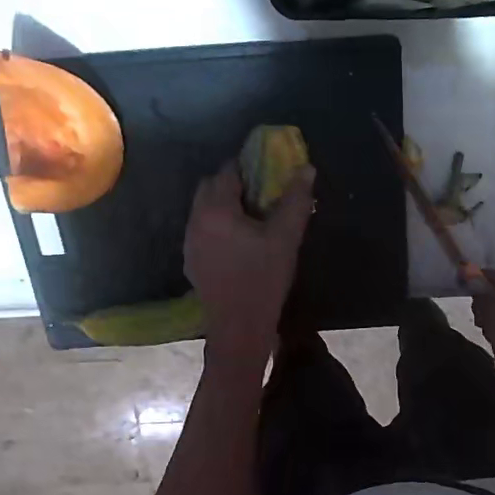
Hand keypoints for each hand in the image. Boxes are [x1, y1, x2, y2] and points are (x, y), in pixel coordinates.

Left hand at [184, 160, 314, 358]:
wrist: (238, 328)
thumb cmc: (263, 279)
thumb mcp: (286, 238)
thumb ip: (296, 201)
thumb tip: (305, 169)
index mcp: (216, 210)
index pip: (227, 171)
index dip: (247, 166)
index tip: (267, 172)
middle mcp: (195, 220)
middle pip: (210, 186)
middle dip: (233, 183)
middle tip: (261, 193)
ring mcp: (189, 242)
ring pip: (203, 209)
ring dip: (224, 204)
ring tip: (252, 218)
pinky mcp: (191, 260)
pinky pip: (202, 230)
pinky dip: (218, 225)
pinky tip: (238, 243)